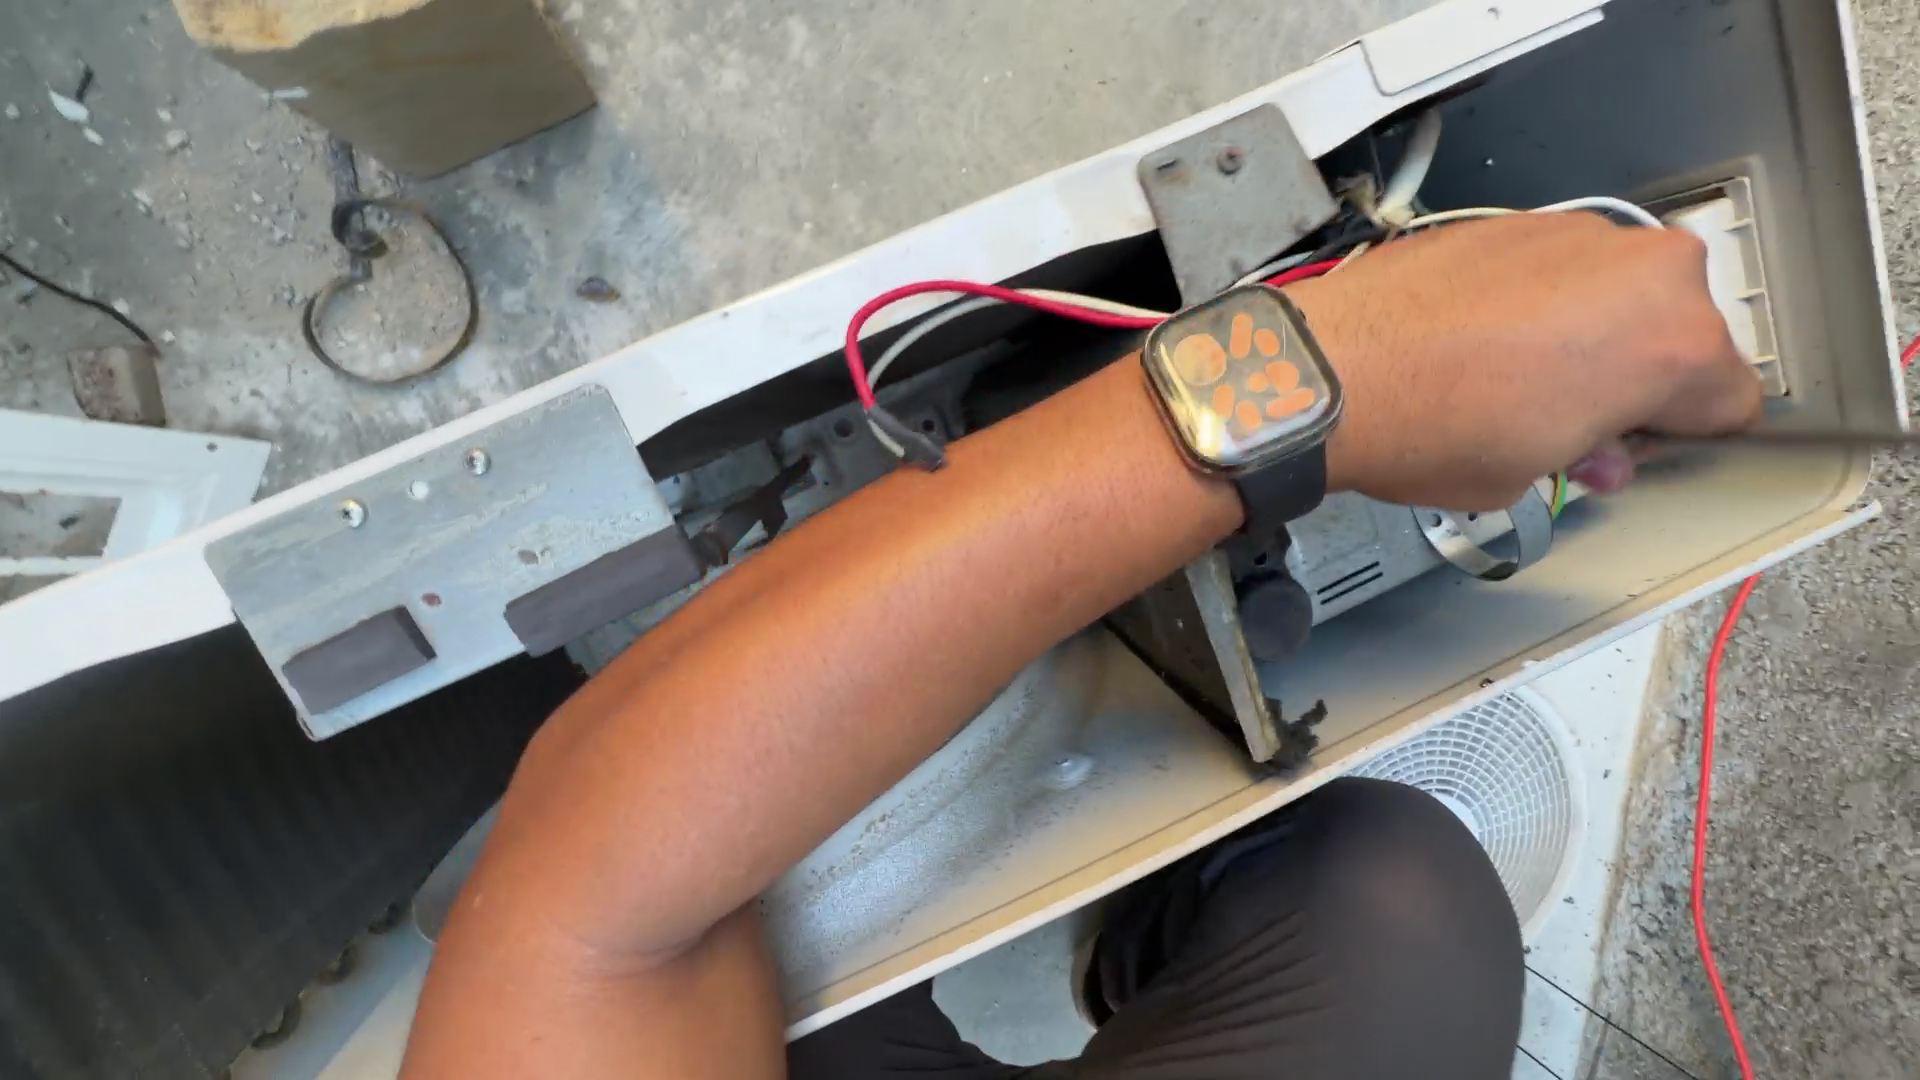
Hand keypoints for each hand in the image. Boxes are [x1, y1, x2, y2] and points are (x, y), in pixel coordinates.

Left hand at [1287, 212, 1761, 510]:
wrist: (1322, 374)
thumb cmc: (1412, 426)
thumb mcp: (1515, 478)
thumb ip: (1579, 459)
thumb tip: (1591, 451)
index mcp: (1671, 345)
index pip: (1726, 400)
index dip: (1673, 435)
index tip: (1627, 446)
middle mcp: (1637, 272)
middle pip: (1670, 337)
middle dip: (1622, 381)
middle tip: (1553, 420)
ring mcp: (1569, 235)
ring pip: (1608, 297)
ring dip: (1573, 336)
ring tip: (1494, 380)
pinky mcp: (1506, 223)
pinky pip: (1545, 271)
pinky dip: (1523, 303)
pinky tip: (1465, 341)